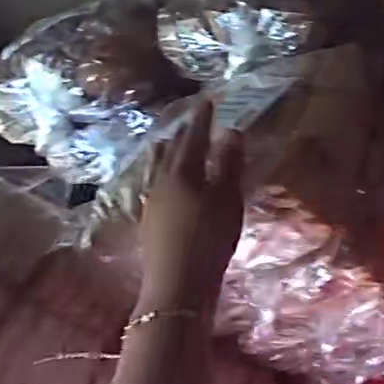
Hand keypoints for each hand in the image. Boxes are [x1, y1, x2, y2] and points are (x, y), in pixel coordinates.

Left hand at [137, 102, 245, 312]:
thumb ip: (229, 165)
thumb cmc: (210, 236)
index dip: (201, 121)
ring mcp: (153, 202)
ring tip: (168, 142)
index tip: (208, 102)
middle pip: (171, 152)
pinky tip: (164, 180)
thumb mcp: (228, 199)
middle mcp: (161, 183)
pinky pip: (154, 184)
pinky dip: (162, 172)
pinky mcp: (151, 220)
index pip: (193, 139)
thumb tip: (231, 132)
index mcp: (182, 174)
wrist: (178, 281)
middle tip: (191, 120)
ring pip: (157, 168)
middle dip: (182, 134)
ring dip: (166, 153)